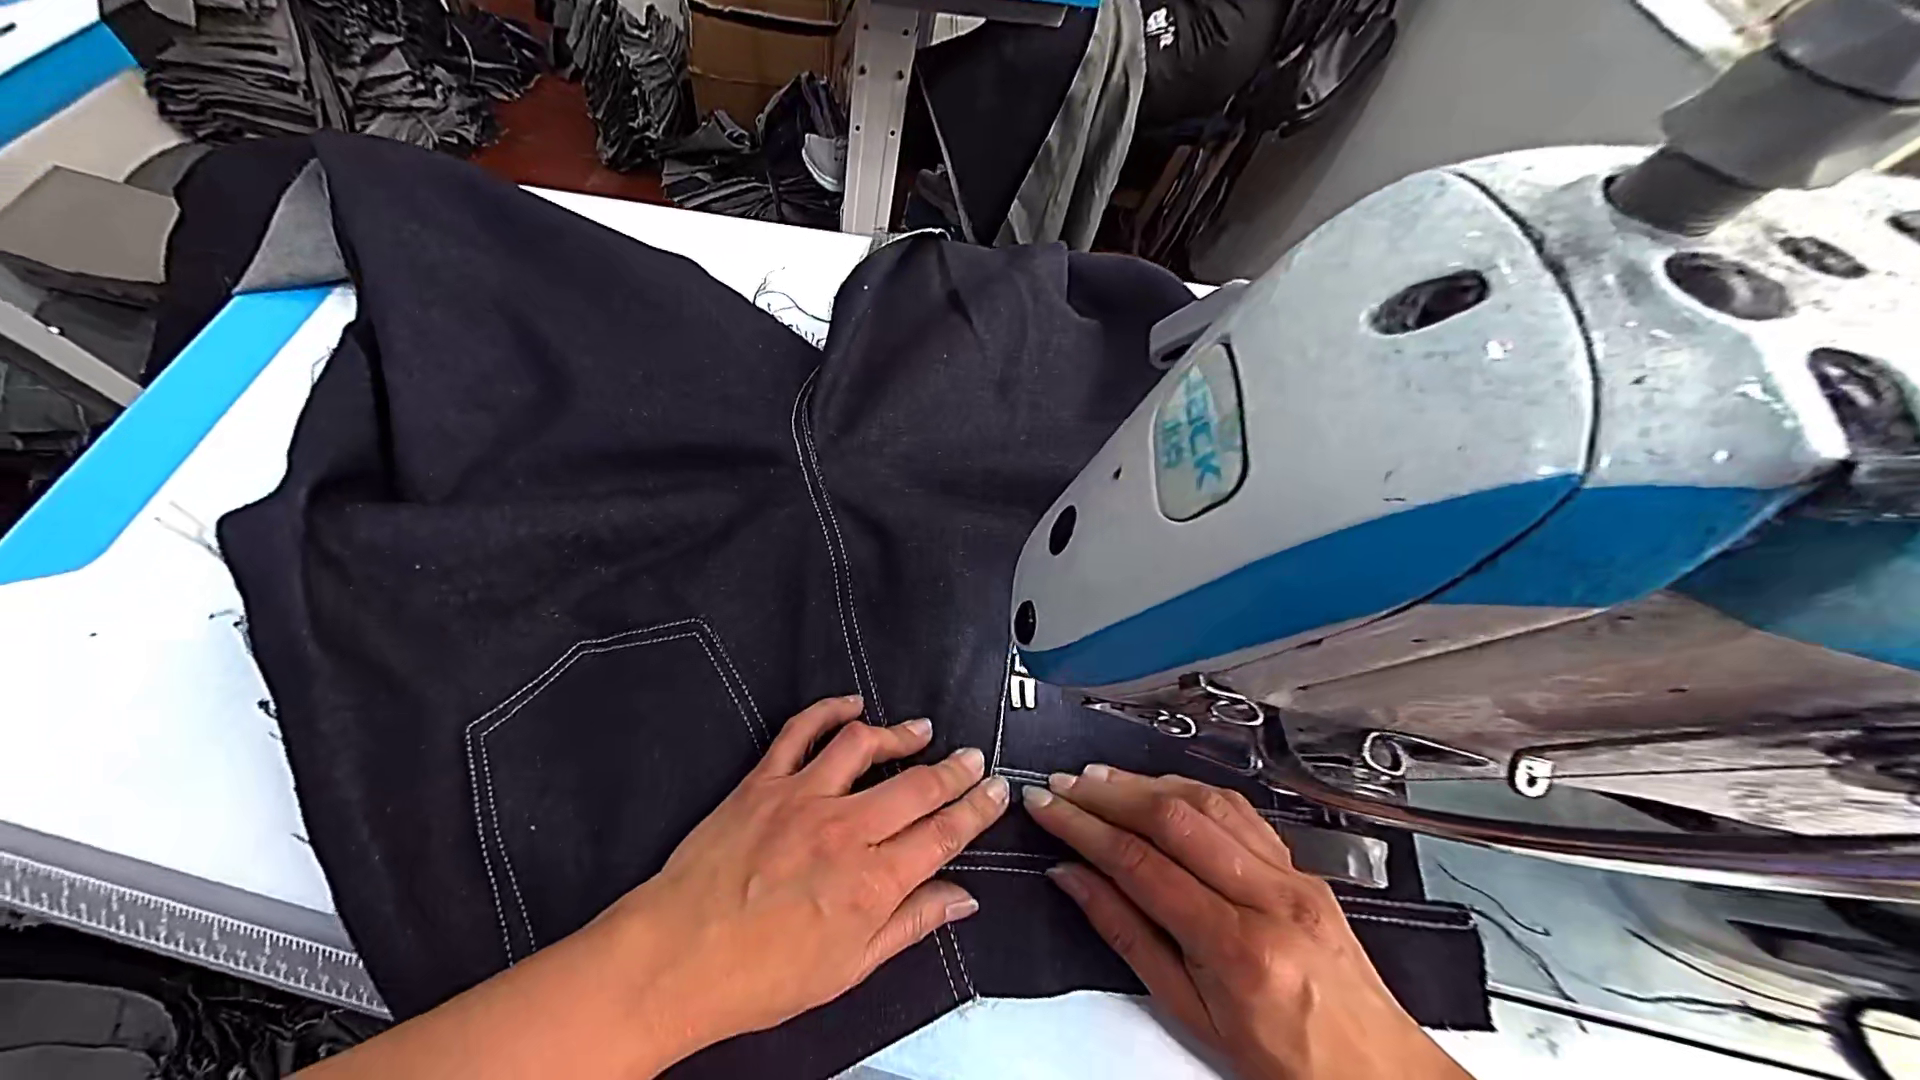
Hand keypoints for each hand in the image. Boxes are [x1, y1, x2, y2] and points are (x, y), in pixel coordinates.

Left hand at [599, 694, 1010, 1053]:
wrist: (676, 959)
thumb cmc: (760, 976)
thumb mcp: (849, 967)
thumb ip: (912, 924)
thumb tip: (961, 898)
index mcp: (871, 882)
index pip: (944, 833)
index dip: (977, 808)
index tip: (996, 789)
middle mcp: (845, 831)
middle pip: (918, 785)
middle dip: (955, 768)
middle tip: (972, 757)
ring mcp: (803, 798)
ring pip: (866, 745)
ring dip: (900, 733)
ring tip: (921, 729)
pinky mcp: (764, 781)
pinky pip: (802, 731)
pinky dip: (829, 710)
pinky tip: (852, 705)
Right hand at [1023, 766, 1470, 1079]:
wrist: (1377, 1074)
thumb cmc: (1288, 1061)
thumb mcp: (1191, 1014)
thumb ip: (1126, 935)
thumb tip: (1073, 879)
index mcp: (1238, 948)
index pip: (1140, 864)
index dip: (1083, 828)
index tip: (1048, 810)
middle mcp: (1269, 898)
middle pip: (1171, 818)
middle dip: (1105, 794)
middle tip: (1063, 786)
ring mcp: (1290, 874)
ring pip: (1203, 800)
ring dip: (1142, 782)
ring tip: (1097, 778)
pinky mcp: (1300, 863)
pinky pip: (1236, 808)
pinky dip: (1186, 788)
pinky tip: (1157, 785)